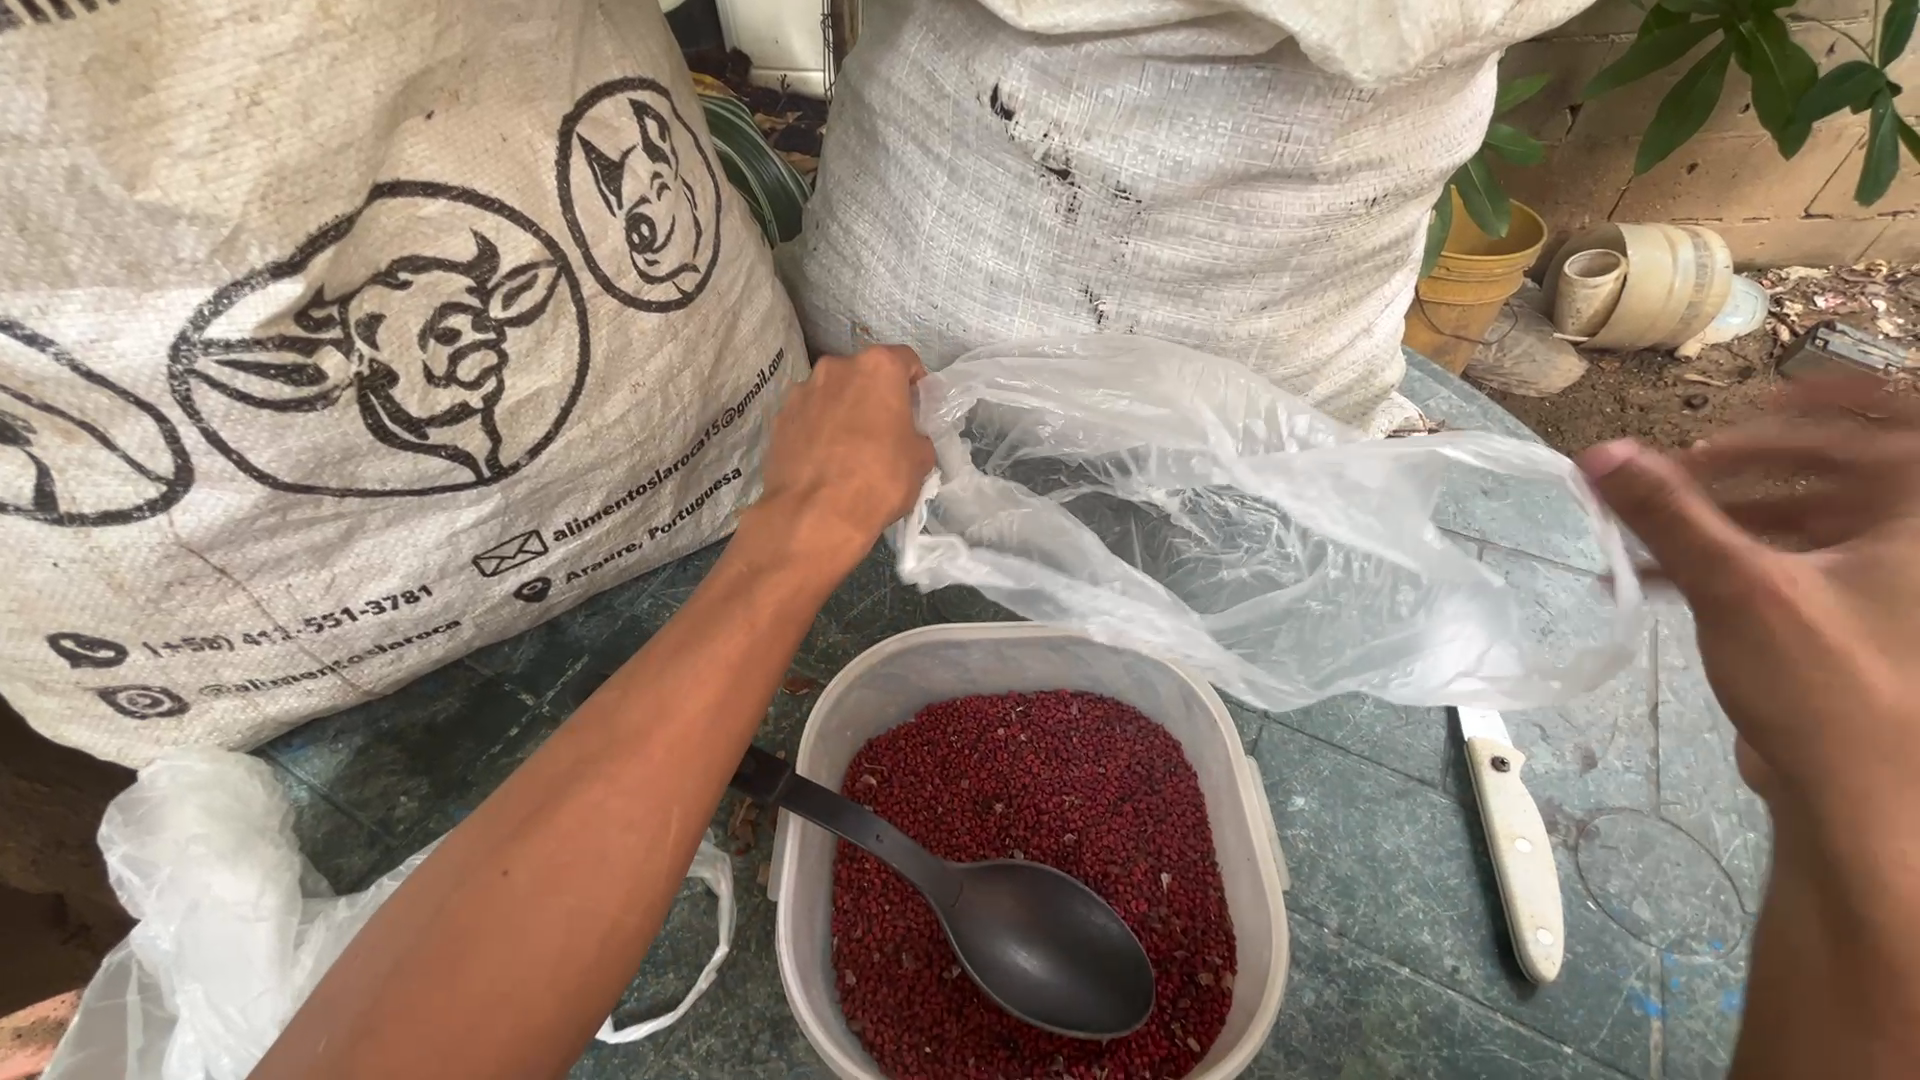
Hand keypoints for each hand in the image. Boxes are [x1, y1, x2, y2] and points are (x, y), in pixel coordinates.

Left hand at [747, 345, 935, 570]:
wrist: (814, 515)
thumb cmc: (878, 480)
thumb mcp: (920, 461)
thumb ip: (918, 438)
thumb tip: (909, 441)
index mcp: (877, 367)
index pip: (905, 360)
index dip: (915, 385)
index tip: (918, 409)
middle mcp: (836, 368)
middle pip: (864, 375)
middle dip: (875, 397)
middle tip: (885, 431)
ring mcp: (802, 392)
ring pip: (833, 395)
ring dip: (844, 412)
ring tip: (850, 450)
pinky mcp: (779, 419)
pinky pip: (808, 418)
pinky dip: (819, 430)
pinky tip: (824, 461)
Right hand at [1578, 377, 1919, 828]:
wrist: (1864, 794)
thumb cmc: (1827, 682)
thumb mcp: (1737, 586)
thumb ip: (1667, 515)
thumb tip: (1599, 454)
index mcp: (1917, 520)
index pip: (1899, 429)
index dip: (1841, 400)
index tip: (1759, 400)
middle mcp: (1907, 545)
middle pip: (1838, 474)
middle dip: (1749, 467)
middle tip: (1680, 469)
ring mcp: (1879, 587)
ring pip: (1800, 524)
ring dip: (1718, 517)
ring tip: (1645, 526)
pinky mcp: (1842, 624)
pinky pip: (1781, 568)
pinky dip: (1719, 562)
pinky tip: (1648, 578)